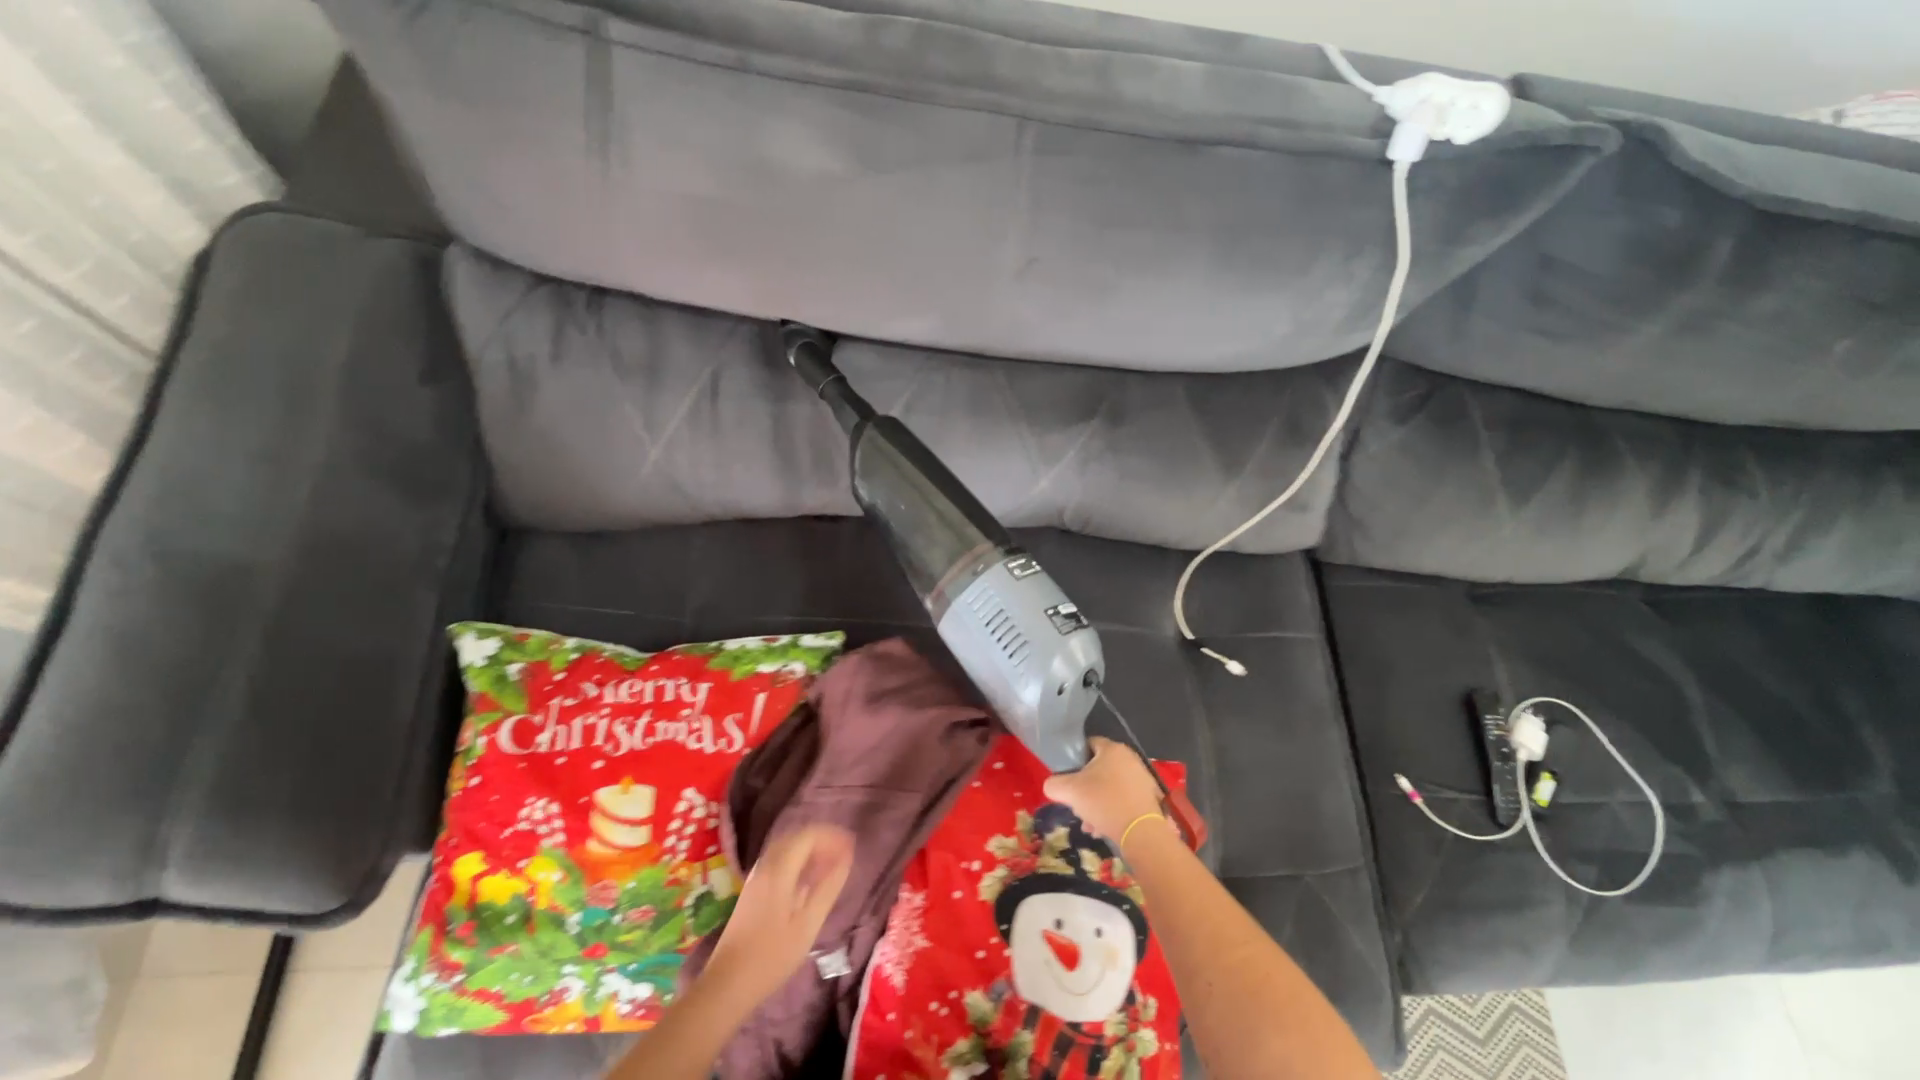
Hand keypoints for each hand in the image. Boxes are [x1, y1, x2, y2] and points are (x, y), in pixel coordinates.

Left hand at [705, 824, 854, 1005]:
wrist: (728, 983)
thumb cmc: (773, 956)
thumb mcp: (807, 924)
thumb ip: (827, 888)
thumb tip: (846, 858)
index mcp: (778, 872)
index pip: (807, 836)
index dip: (831, 836)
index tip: (851, 846)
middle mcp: (764, 868)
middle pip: (794, 839)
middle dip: (820, 841)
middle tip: (843, 854)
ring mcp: (755, 880)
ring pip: (785, 851)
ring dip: (808, 851)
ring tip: (830, 866)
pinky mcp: (752, 893)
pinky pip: (778, 864)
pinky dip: (797, 863)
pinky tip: (808, 883)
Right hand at [1043, 736, 1165, 843]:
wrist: (1140, 831)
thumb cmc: (1103, 802)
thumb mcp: (1069, 791)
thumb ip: (1054, 784)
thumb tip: (1053, 786)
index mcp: (1112, 749)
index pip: (1088, 744)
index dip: (1074, 759)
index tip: (1068, 777)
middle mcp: (1130, 758)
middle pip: (1099, 770)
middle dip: (1085, 789)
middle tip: (1077, 805)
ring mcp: (1143, 778)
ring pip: (1111, 788)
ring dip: (1097, 804)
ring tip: (1090, 825)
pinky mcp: (1150, 797)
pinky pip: (1124, 800)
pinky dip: (1113, 811)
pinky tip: (1104, 829)